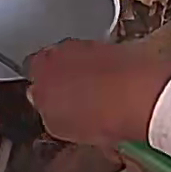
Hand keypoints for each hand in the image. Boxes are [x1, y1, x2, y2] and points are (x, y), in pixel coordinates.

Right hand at [25, 40, 170, 147]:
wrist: (138, 96)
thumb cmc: (93, 110)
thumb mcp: (56, 125)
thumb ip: (46, 110)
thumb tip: (47, 108)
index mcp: (40, 63)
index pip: (32, 73)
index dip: (42, 91)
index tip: (50, 106)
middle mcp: (65, 48)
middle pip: (60, 66)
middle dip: (67, 83)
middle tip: (75, 110)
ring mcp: (94, 46)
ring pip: (86, 66)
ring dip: (91, 83)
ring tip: (103, 112)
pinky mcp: (121, 50)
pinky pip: (110, 69)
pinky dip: (114, 82)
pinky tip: (121, 104)